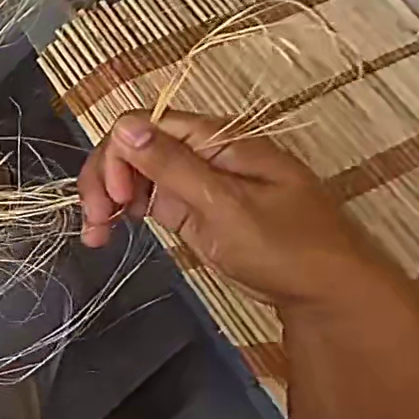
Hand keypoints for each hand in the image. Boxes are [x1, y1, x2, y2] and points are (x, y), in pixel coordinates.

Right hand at [77, 111, 406, 314]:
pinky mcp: (188, 209)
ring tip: (95, 234)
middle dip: (104, 179)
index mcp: (215, 140)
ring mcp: (193, 182)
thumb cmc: (287, 247)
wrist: (325, 293)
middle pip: (132, 149)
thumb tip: (125, 126)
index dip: (119, 156)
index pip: (144, 125)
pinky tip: (108, 232)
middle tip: (93, 221)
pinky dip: (120, 213)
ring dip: (105, 198)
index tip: (113, 198)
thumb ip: (173, 165)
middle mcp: (199, 154)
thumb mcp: (225, 206)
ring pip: (132, 175)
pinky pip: (143, 200)